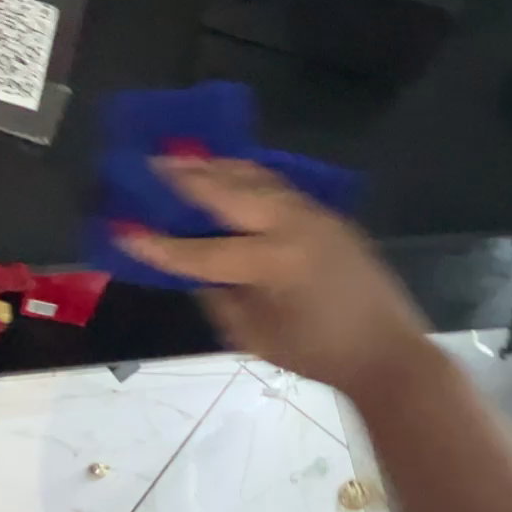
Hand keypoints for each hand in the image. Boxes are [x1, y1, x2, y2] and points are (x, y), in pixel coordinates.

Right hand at [117, 157, 433, 389]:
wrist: (388, 352)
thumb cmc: (317, 354)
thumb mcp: (254, 336)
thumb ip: (219, 297)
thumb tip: (195, 270)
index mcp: (273, 264)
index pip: (202, 252)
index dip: (160, 246)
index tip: (124, 232)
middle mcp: (293, 227)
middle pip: (230, 192)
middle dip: (188, 177)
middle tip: (151, 162)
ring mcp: (314, 215)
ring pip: (257, 179)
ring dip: (218, 167)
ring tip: (185, 157)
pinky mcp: (327, 215)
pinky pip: (278, 185)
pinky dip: (247, 176)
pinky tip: (229, 173)